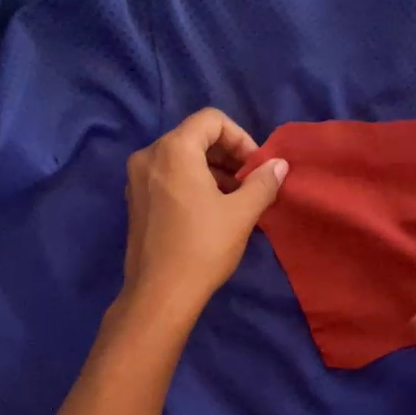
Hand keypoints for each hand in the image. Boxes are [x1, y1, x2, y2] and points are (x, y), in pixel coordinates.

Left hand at [122, 109, 286, 314]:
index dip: (240, 138)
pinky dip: (192, 182)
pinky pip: (168, 176)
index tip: (256, 167)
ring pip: (181, 158)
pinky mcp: (135, 200)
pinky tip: (211, 210)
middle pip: (195, 137)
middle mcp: (149, 156)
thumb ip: (262, 182)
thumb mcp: (241, 213)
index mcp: (173, 150)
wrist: (160, 294)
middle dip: (228, 155)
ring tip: (236, 199)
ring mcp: (137, 179)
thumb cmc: (203, 247)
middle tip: (250, 182)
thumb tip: (279, 165)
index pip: (211, 120)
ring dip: (212, 170)